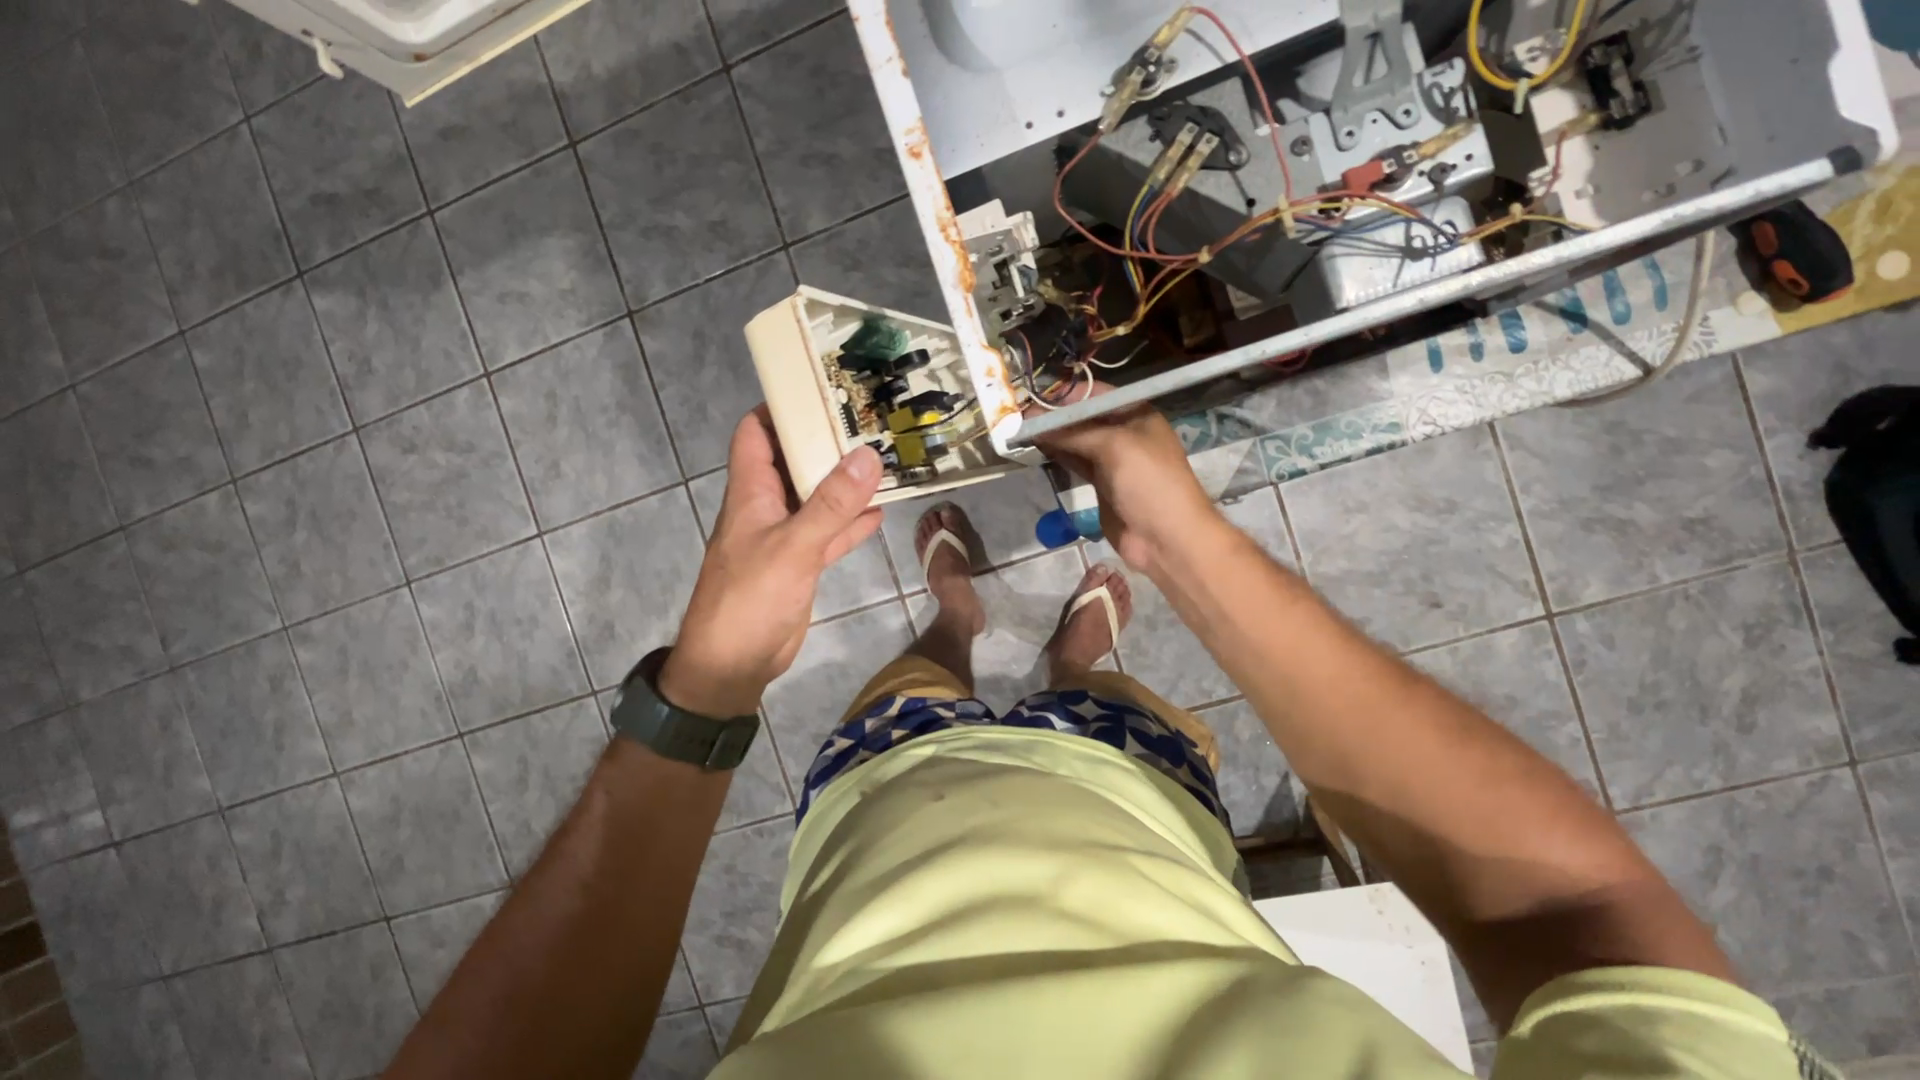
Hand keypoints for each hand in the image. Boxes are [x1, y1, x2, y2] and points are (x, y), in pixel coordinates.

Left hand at [659, 408, 882, 717]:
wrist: (733, 664)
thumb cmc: (750, 598)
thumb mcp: (793, 546)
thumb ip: (832, 504)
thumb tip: (868, 454)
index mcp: (751, 492)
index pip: (756, 433)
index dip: (780, 406)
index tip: (821, 387)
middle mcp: (766, 506)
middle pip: (793, 460)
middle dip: (825, 439)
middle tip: (870, 417)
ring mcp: (785, 536)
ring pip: (817, 496)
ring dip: (844, 480)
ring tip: (885, 454)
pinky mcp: (801, 564)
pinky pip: (829, 533)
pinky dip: (851, 521)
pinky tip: (881, 508)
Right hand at [1025, 385, 1219, 576]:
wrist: (1166, 537)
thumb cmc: (1148, 482)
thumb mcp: (1114, 446)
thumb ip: (1073, 431)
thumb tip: (1032, 420)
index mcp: (1135, 413)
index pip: (1094, 394)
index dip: (1063, 396)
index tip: (1031, 398)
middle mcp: (1124, 431)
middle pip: (1083, 416)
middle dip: (1053, 416)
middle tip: (1017, 416)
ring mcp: (1112, 459)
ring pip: (1076, 440)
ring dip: (1051, 436)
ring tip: (1019, 431)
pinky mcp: (1101, 483)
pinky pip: (1075, 461)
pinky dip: (1056, 454)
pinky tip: (1035, 449)